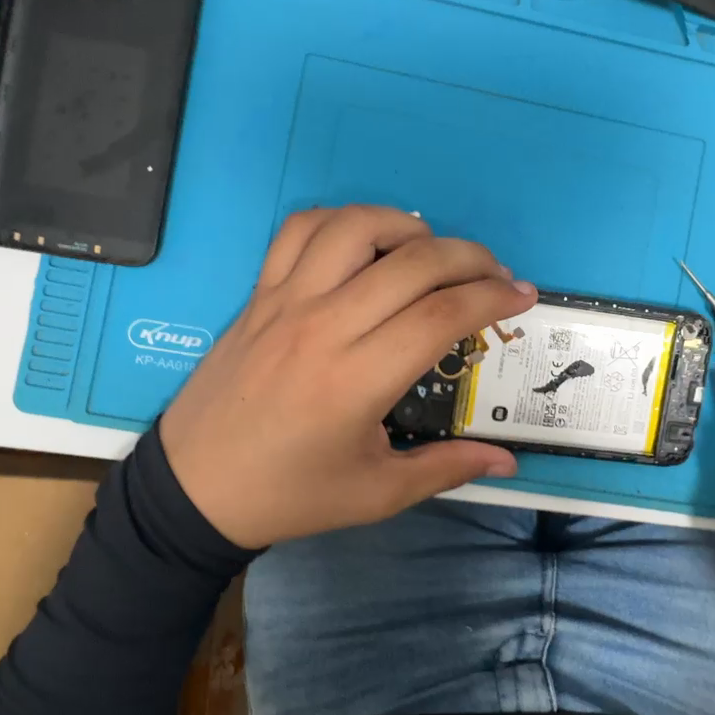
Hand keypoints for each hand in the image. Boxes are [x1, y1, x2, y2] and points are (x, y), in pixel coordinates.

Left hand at [159, 205, 536, 549]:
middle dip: (472, 259)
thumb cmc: (290, 494)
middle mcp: (324, 327)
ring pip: (356, 229)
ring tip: (434, 252)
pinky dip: (342, 220)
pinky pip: (299, 230)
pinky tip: (368, 242)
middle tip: (497, 275)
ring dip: (409, 226)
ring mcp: (286, 302)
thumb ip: (447, 469)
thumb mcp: (376, 494)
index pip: (442, 315)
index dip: (493, 298)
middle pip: (414, 263)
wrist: (192, 490)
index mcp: (357, 380)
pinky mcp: (259, 294)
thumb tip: (508, 460)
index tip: (522, 298)